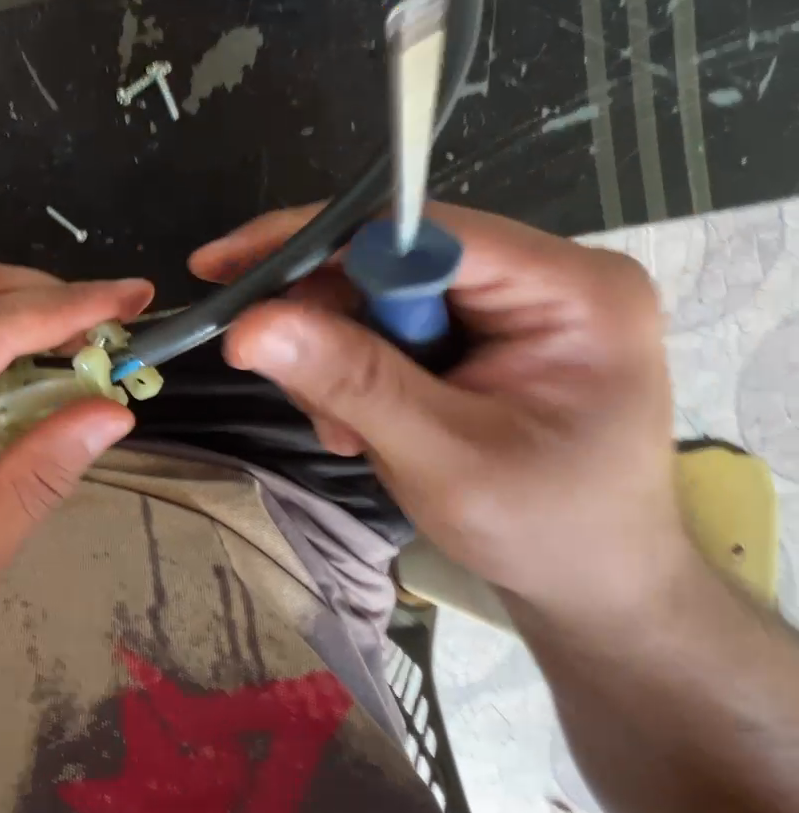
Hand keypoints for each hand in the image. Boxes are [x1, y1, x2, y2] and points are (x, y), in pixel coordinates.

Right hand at [190, 203, 693, 621]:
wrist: (589, 582)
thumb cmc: (544, 528)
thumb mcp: (441, 456)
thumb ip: (350, 382)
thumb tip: (248, 325)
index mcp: (566, 290)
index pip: (413, 230)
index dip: (310, 242)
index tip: (222, 270)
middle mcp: (537, 277)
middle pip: (382, 257)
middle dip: (318, 320)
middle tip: (286, 382)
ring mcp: (505, 304)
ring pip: (366, 293)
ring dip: (328, 357)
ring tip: (342, 428)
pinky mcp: (475, 331)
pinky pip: (376, 324)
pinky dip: (344, 370)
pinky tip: (356, 424)